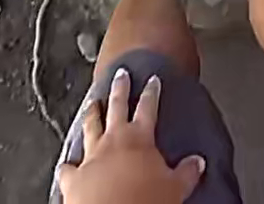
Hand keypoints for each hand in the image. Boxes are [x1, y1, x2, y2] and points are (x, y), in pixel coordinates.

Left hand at [57, 69, 205, 203]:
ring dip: (92, 114)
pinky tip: (64, 164)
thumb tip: (199, 162)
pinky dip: (66, 165)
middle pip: (117, 106)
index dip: (151, 91)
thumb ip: (186, 172)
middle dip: (120, 88)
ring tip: (92, 103)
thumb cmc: (144, 203)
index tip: (153, 78)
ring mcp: (90, 158)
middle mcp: (114, 140)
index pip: (148, 106)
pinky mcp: (71, 180)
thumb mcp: (174, 188)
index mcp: (139, 137)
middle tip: (120, 73)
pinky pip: (67, 169)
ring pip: (90, 127)